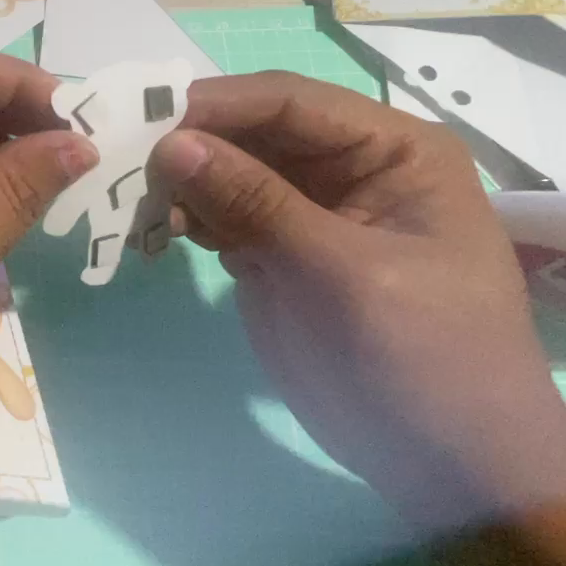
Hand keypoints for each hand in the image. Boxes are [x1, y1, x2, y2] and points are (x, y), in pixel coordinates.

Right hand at [148, 72, 565, 530]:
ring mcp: (304, 204)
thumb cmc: (422, 357)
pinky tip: (156, 237)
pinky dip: (179, 215)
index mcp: (390, 150)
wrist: (445, 464)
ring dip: (175, 182)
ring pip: (221, 166)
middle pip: (246, 128)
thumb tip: (170, 142)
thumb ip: (253, 201)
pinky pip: (212, 208)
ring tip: (137, 212)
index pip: (287, 101)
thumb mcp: (339, 271)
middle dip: (186, 144)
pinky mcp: (270, 242)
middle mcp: (345, 164)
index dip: (214, 104)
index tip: (140, 121)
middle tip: (121, 167)